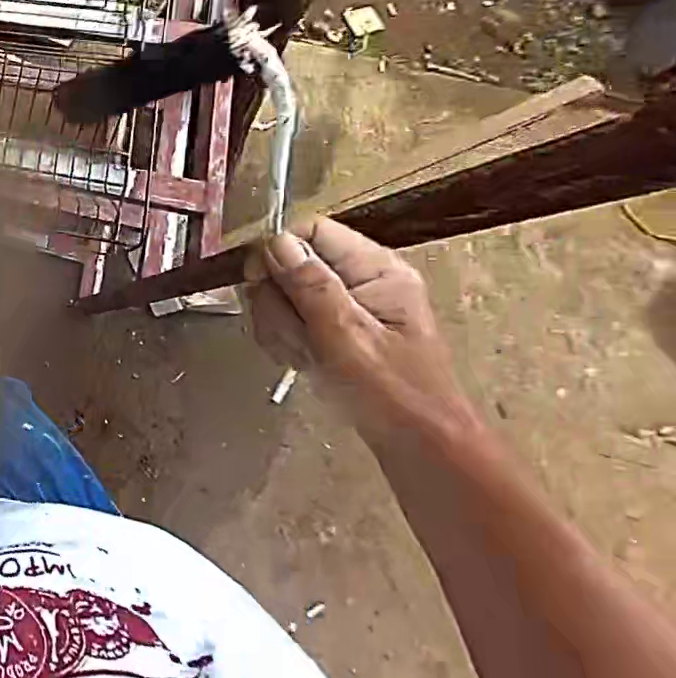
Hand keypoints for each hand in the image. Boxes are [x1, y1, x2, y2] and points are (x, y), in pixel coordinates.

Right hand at [246, 218, 479, 440]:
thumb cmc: (392, 392)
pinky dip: (279, 338)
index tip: (260, 283)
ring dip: (275, 324)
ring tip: (303, 353)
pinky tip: (300, 358)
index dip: (275, 252)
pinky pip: (278, 316)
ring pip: (274, 292)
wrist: (416, 445)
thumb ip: (310, 285)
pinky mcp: (325, 323)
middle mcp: (357, 278)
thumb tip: (276, 240)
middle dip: (274, 300)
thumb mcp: (347, 336)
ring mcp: (340, 302)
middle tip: (295, 333)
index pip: (308, 231)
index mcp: (375, 270)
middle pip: (282, 263)